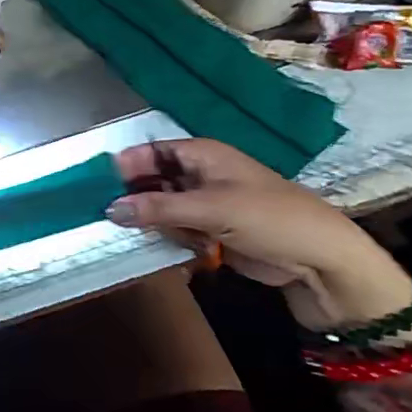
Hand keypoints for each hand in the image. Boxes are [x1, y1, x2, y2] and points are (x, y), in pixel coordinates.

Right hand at [106, 139, 411, 328]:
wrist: (319, 260)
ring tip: (118, 234)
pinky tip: (150, 248)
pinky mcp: (212, 232)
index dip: (124, 164)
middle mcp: (201, 174)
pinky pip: (177, 230)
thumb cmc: (268, 218)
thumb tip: (109, 208)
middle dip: (130, 195)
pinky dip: (165, 238)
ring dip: (146, 221)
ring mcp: (207, 204)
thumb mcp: (211, 209)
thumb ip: (158, 209)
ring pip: (162, 208)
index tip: (92, 182)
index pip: (152, 151)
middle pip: (154, 180)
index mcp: (203, 154)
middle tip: (98, 213)